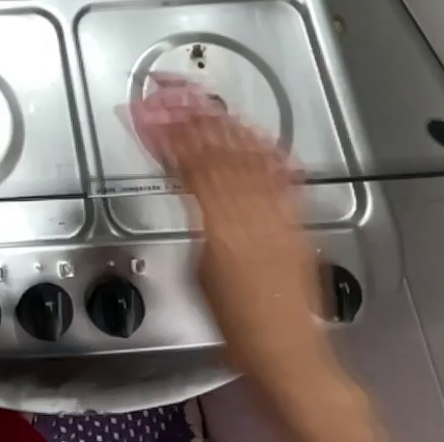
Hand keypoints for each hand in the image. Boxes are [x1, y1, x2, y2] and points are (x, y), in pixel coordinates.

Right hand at [129, 77, 324, 381]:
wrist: (288, 352)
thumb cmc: (237, 322)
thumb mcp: (196, 264)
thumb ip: (191, 214)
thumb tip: (179, 179)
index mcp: (218, 225)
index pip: (186, 163)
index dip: (164, 132)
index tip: (146, 111)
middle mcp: (251, 212)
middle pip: (216, 151)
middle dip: (189, 116)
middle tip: (169, 91)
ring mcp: (278, 213)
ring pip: (248, 155)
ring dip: (224, 123)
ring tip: (205, 100)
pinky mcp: (298, 221)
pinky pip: (282, 174)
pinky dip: (267, 148)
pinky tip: (257, 132)